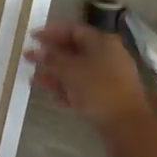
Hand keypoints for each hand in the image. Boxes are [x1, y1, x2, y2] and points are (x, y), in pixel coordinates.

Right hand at [26, 21, 150, 127]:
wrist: (127, 126)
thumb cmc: (99, 89)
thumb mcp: (71, 71)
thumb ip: (52, 59)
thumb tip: (38, 51)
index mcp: (102, 42)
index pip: (73, 30)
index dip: (51, 32)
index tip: (32, 37)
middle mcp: (107, 56)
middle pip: (74, 50)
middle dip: (51, 55)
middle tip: (29, 58)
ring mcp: (109, 78)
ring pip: (77, 71)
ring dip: (56, 73)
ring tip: (33, 78)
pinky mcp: (107, 98)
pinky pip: (83, 87)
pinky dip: (67, 88)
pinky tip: (50, 94)